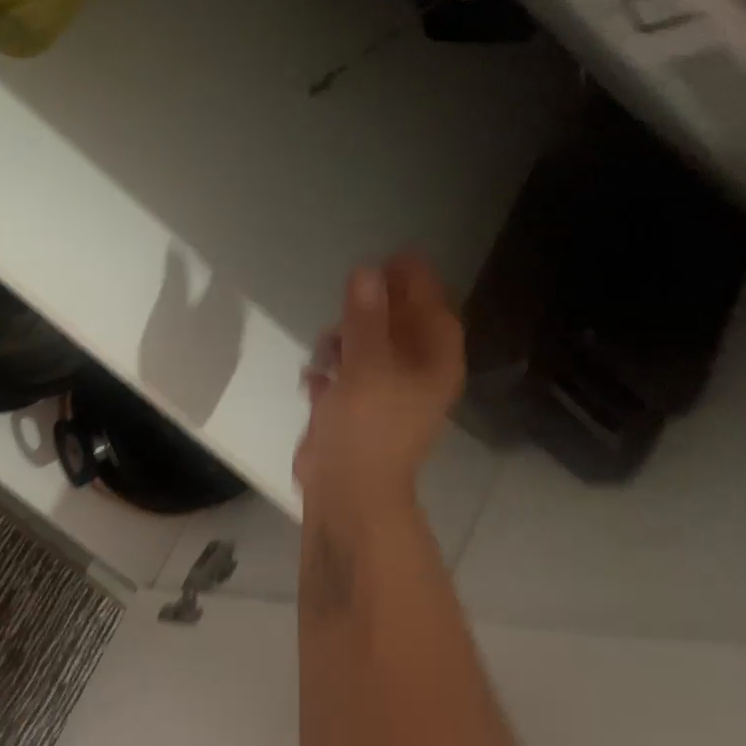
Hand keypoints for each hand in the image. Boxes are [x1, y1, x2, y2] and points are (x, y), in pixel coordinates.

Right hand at [295, 255, 464, 517]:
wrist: (347, 490)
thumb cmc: (366, 426)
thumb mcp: (366, 366)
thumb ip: (364, 320)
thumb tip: (365, 273)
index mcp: (434, 365)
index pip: (432, 311)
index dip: (415, 283)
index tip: (393, 256)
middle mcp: (415, 378)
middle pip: (399, 331)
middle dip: (374, 311)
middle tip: (350, 289)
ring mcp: (383, 399)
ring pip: (368, 355)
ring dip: (345, 342)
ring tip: (323, 342)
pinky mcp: (352, 417)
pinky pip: (343, 382)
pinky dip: (329, 373)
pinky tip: (312, 375)